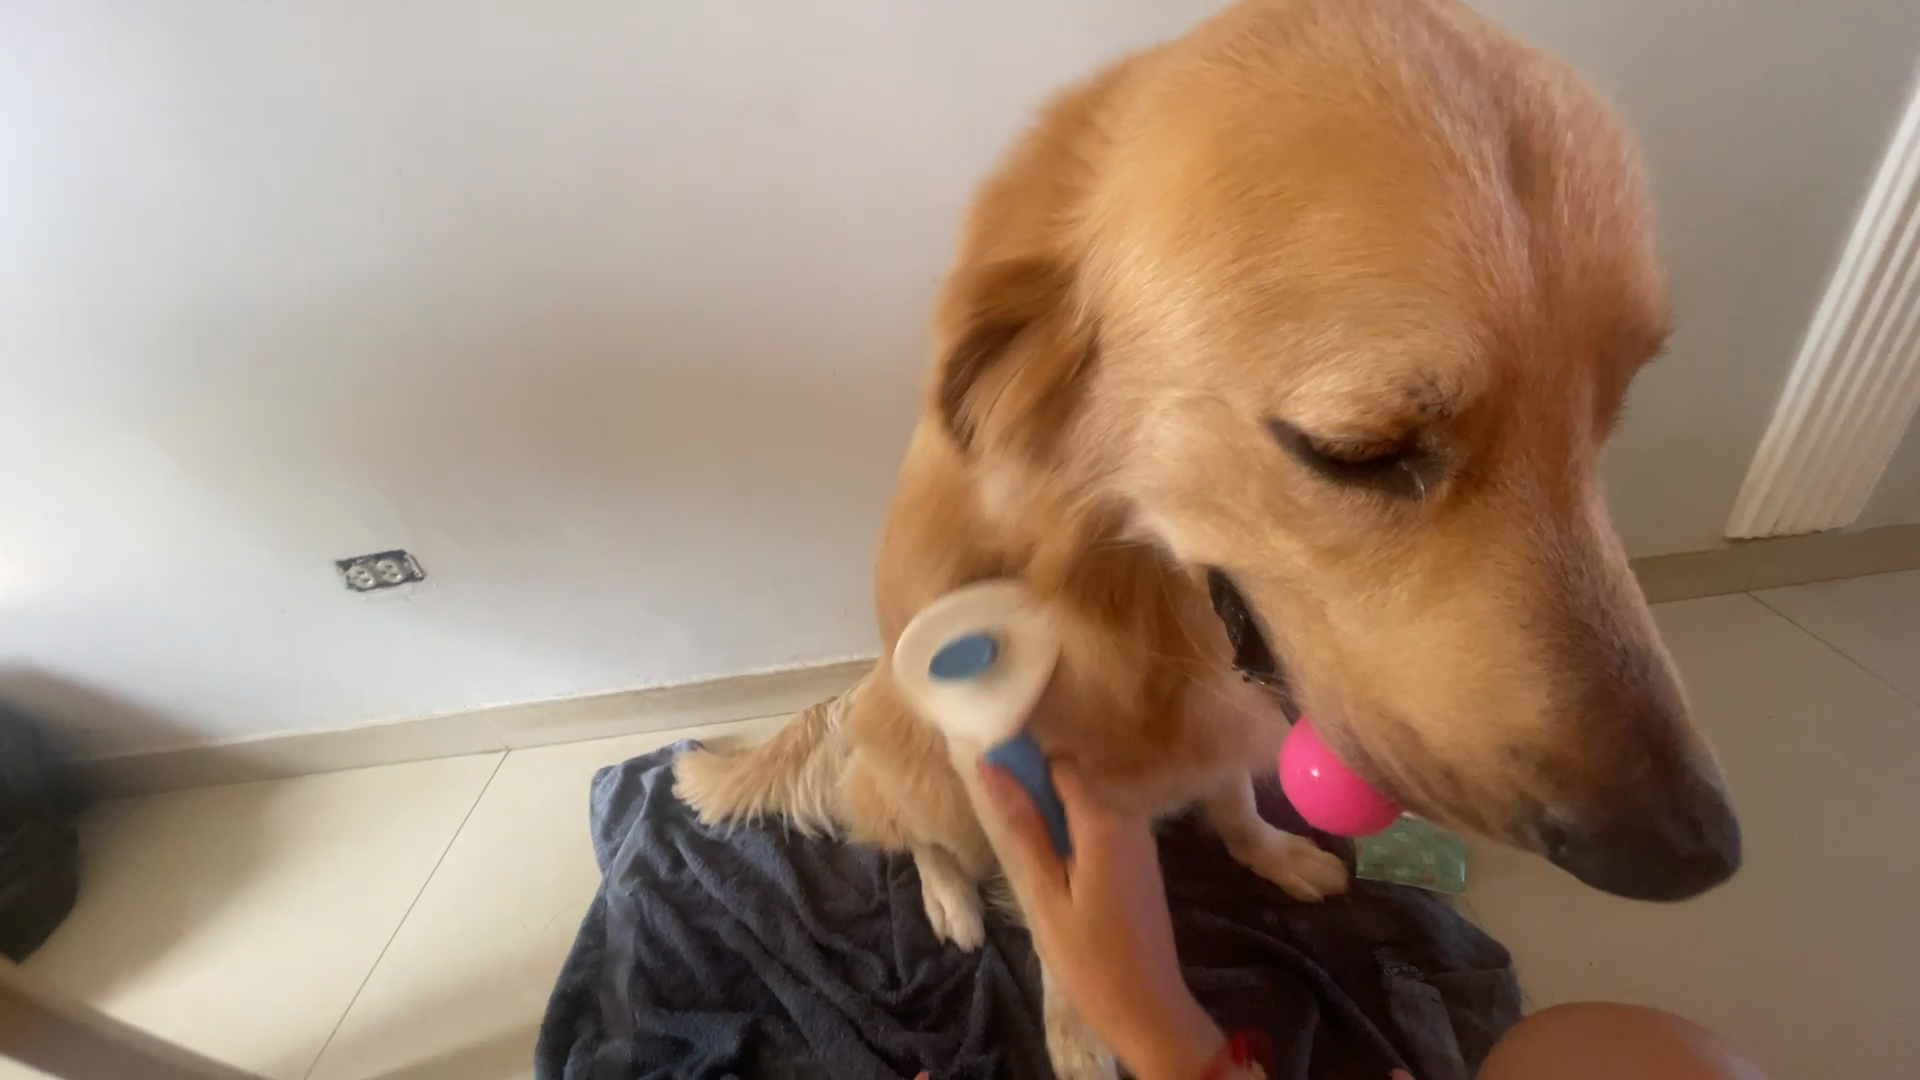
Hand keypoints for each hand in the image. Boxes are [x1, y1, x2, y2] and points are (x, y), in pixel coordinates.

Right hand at [978, 760, 1226, 1079]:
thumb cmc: (1088, 956)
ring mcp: (1140, 836)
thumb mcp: (1044, 891)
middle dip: (1041, 787)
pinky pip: (1104, 820)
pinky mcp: (1141, 855)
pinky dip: (1078, 826)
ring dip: (1058, 809)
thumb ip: (1023, 823)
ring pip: (1090, 798)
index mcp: (1104, 820)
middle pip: (1077, 776)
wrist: (1148, 1010)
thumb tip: (991, 765)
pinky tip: (1059, 857)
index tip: (999, 780)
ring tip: (1031, 840)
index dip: (1028, 764)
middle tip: (1010, 818)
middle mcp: (1129, 816)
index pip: (1061, 761)